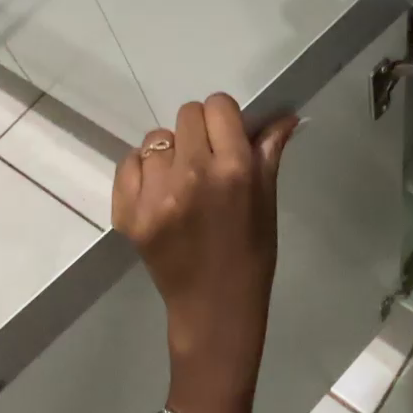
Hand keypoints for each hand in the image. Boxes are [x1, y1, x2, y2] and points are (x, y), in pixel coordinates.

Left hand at [112, 94, 300, 412]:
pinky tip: (160, 195)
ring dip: (170, 153)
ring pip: (156, 139)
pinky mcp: (127, 213)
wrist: (214, 306)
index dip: (225, 119)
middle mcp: (192, 175)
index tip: (228, 139)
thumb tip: (284, 115)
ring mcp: (155, 195)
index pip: (218, 106)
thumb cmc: (251, 252)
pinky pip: (129, 163)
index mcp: (234, 169)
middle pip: (187, 115)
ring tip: (182, 183)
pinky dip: (143, 172)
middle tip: (207, 162)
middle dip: (200, 132)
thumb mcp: (267, 200)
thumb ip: (269, 151)